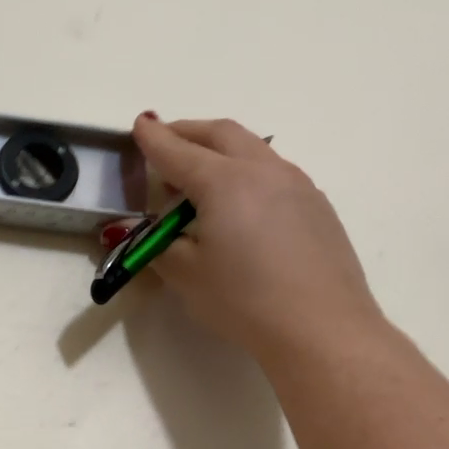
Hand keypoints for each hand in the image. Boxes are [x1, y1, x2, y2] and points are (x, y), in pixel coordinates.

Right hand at [112, 114, 386, 364]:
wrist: (319, 323)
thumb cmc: (241, 298)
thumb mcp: (184, 274)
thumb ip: (154, 245)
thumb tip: (129, 230)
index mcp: (224, 183)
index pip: (179, 152)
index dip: (154, 139)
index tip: (139, 124)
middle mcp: (263, 171)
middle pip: (222, 135)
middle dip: (188, 132)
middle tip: (163, 140)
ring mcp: (296, 184)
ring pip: (251, 150)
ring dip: (218, 151)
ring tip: (194, 175)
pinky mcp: (314, 204)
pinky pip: (271, 173)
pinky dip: (242, 172)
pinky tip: (232, 203)